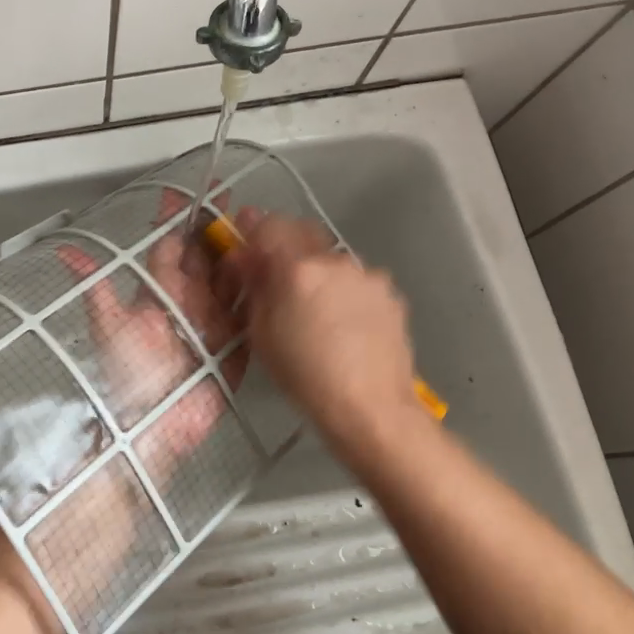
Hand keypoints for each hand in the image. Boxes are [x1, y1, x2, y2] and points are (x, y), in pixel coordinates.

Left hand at [57, 188, 247, 447]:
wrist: (151, 428)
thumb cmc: (127, 379)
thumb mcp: (109, 331)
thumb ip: (97, 292)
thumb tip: (69, 255)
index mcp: (158, 296)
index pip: (173, 248)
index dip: (182, 220)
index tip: (193, 194)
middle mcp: (188, 305)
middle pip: (208, 259)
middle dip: (220, 230)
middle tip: (236, 202)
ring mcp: (214, 324)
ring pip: (233, 281)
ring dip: (245, 257)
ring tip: (260, 230)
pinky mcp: (235, 347)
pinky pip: (251, 315)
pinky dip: (262, 296)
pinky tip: (276, 274)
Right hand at [219, 211, 427, 448]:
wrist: (371, 407)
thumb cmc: (304, 376)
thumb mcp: (263, 334)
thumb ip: (255, 287)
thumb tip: (246, 259)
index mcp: (298, 269)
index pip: (269, 226)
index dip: (252, 227)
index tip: (243, 235)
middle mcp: (336, 261)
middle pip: (303, 233)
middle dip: (285, 245)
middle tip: (273, 273)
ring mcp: (368, 276)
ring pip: (333, 260)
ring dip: (317, 272)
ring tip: (313, 310)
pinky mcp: (390, 294)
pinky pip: (357, 282)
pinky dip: (344, 292)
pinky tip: (343, 324)